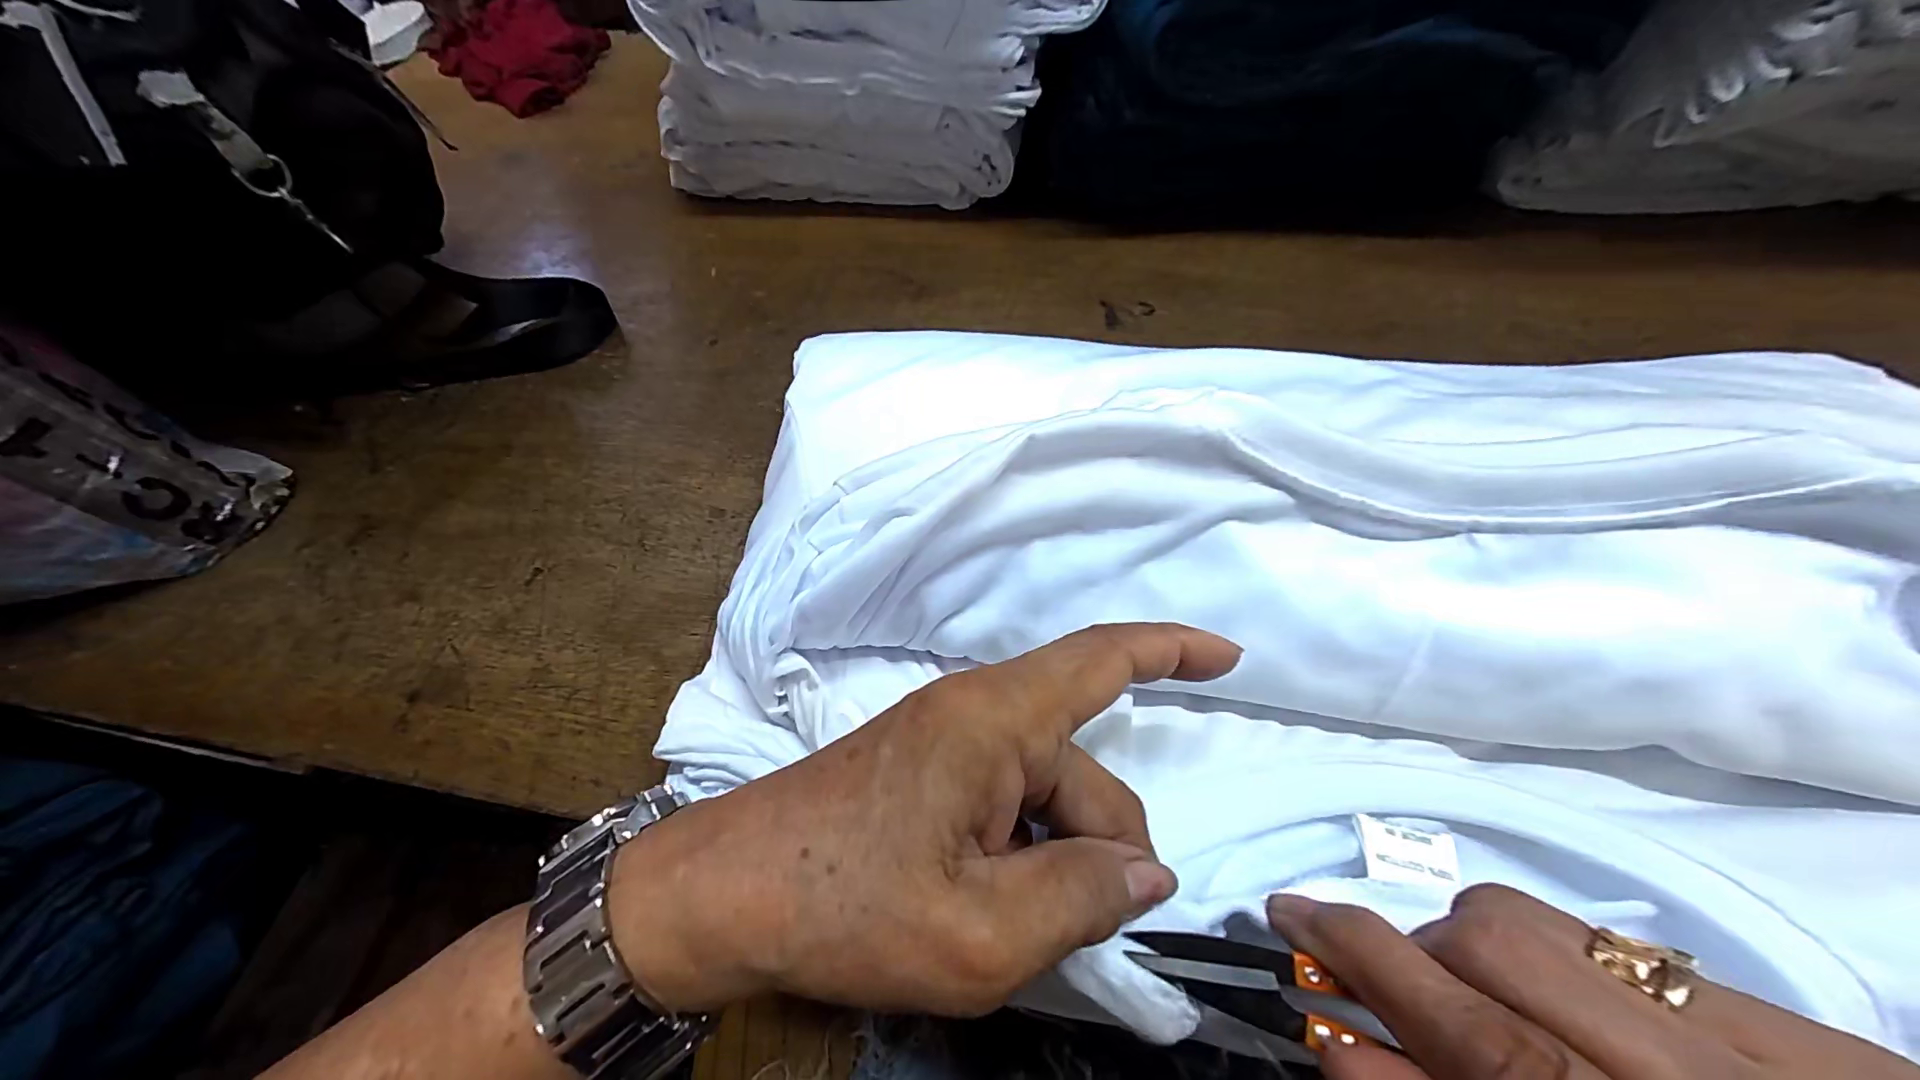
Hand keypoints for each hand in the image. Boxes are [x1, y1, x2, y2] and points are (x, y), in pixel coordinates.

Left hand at [610, 623, 1242, 1015]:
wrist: (728, 892)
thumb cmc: (842, 907)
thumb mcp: (976, 934)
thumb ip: (1078, 899)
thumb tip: (1147, 873)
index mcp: (991, 721)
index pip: (1100, 659)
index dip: (1171, 651)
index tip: (1227, 657)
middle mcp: (974, 713)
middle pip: (1081, 774)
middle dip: (1099, 853)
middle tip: (1072, 933)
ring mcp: (947, 740)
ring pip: (1043, 797)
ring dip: (1052, 861)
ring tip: (1005, 927)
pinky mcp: (927, 769)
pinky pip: (1005, 800)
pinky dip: (1020, 851)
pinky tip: (990, 903)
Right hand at [1266, 885, 1919, 1079]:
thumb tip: (1338, 1045)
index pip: (1486, 1042)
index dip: (1370, 967)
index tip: (1288, 917)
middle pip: (1503, 947)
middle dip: (1412, 950)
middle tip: (1379, 980)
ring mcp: (1788, 1056)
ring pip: (1550, 922)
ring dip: (1471, 944)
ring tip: (1472, 994)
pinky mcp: (1827, 1040)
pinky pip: (1620, 943)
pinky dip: (1549, 955)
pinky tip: (1562, 1005)